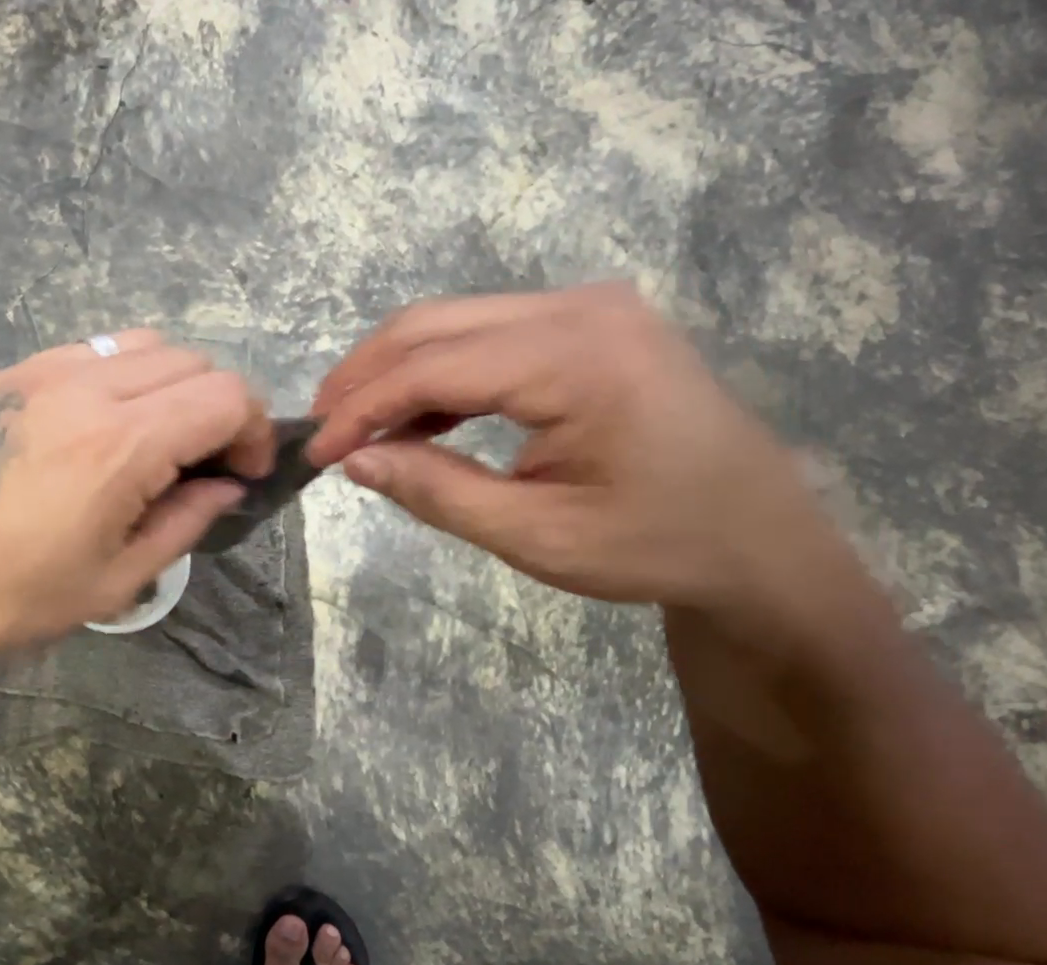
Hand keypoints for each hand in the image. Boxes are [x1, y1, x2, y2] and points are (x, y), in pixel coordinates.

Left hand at [0, 330, 273, 666]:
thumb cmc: (12, 598)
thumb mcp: (115, 579)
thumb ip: (185, 521)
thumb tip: (226, 485)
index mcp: (120, 442)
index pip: (226, 395)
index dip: (254, 429)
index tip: (243, 473)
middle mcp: (85, 387)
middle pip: (190, 360)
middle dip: (217, 407)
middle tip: (203, 464)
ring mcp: (39, 373)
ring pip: (141, 345)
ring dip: (169, 385)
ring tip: (153, 443)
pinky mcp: (6, 377)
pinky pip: (88, 354)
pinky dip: (119, 378)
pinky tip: (99, 430)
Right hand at [307, 284, 837, 614]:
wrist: (761, 539)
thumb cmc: (655, 546)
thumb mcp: (536, 535)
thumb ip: (437, 491)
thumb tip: (353, 461)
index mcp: (577, 359)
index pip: (431, 367)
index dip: (359, 409)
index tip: (312, 454)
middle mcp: (581, 310)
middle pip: (432, 324)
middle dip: (362, 378)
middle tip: (319, 433)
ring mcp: (589, 308)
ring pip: (452, 322)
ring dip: (394, 372)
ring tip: (353, 428)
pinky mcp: (589, 324)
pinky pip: (487, 333)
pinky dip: (438, 373)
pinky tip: (414, 419)